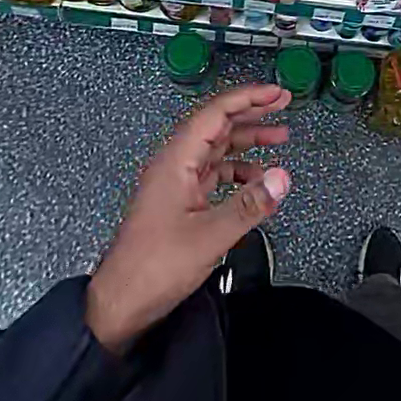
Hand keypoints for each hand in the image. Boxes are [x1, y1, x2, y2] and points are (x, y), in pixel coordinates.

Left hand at [87, 84, 291, 353]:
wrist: (118, 307)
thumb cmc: (153, 269)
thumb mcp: (209, 236)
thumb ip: (249, 205)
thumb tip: (282, 177)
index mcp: (176, 160)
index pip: (216, 112)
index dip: (248, 97)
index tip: (275, 93)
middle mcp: (175, 164)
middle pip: (217, 123)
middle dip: (252, 110)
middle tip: (282, 103)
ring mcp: (176, 181)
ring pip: (217, 146)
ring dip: (248, 138)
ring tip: (278, 136)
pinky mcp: (180, 200)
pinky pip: (214, 170)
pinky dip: (238, 167)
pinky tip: (256, 177)